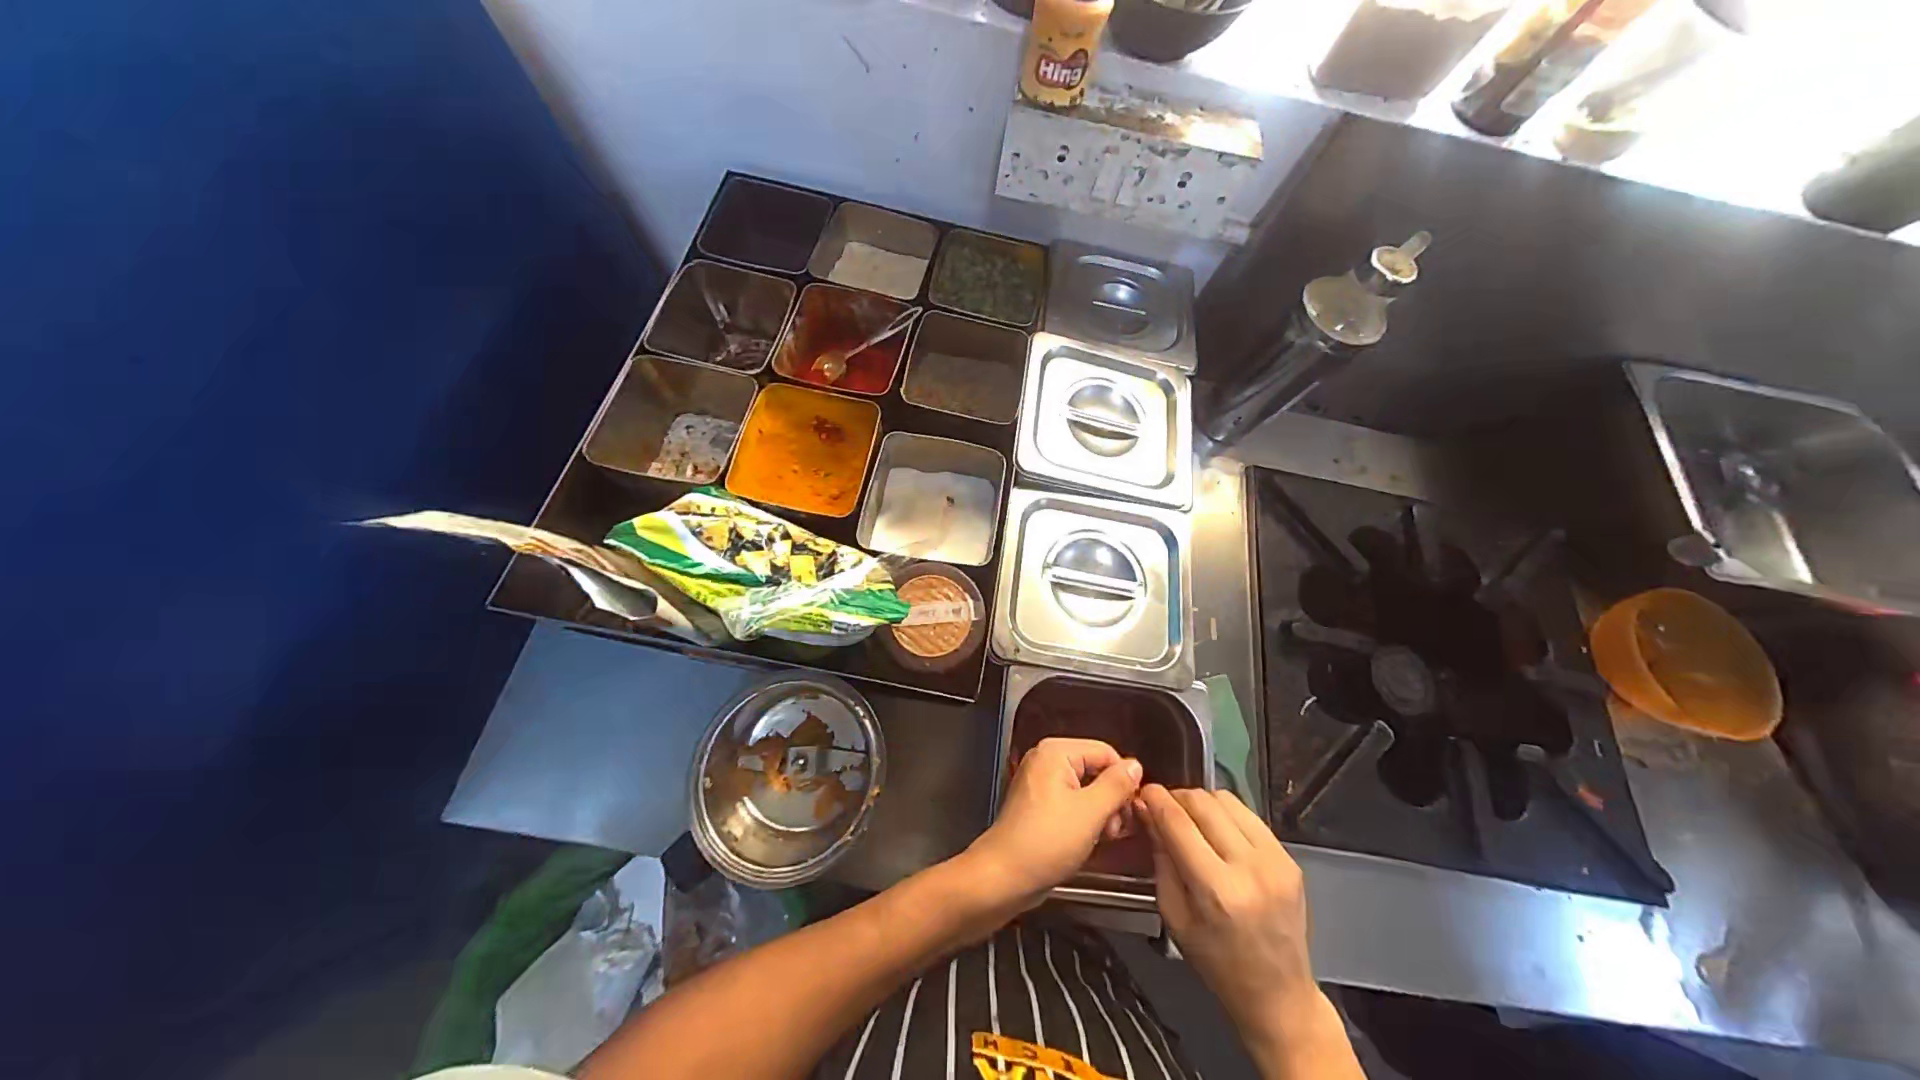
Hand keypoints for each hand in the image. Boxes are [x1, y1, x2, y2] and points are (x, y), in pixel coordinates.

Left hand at [964, 738, 1142, 907]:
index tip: (1130, 808)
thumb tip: (1134, 766)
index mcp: (1055, 753)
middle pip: (1097, 770)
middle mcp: (1046, 762)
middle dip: (1112, 799)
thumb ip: (1117, 785)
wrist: (1005, 877)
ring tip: (1101, 836)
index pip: (1107, 753)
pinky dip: (1086, 820)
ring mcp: (1042, 784)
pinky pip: (1073, 804)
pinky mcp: (1041, 806)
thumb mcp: (1091, 812)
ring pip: (1087, 790)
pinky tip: (1089, 839)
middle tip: (1114, 827)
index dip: (1124, 781)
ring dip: (1101, 813)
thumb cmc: (1041, 843)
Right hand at [1139, 786, 1317, 1028]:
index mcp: (1217, 890)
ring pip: (1227, 800)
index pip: (1178, 823)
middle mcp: (1250, 869)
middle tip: (1163, 808)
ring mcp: (1275, 861)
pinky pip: (1249, 815)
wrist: (1278, 992)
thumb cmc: (1218, 962)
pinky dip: (1226, 815)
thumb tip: (1148, 813)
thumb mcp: (1174, 917)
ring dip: (1202, 802)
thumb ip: (1160, 860)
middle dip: (1177, 797)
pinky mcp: (1289, 859)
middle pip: (1203, 803)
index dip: (1156, 799)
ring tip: (1190, 818)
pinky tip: (1217, 831)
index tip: (1143, 792)